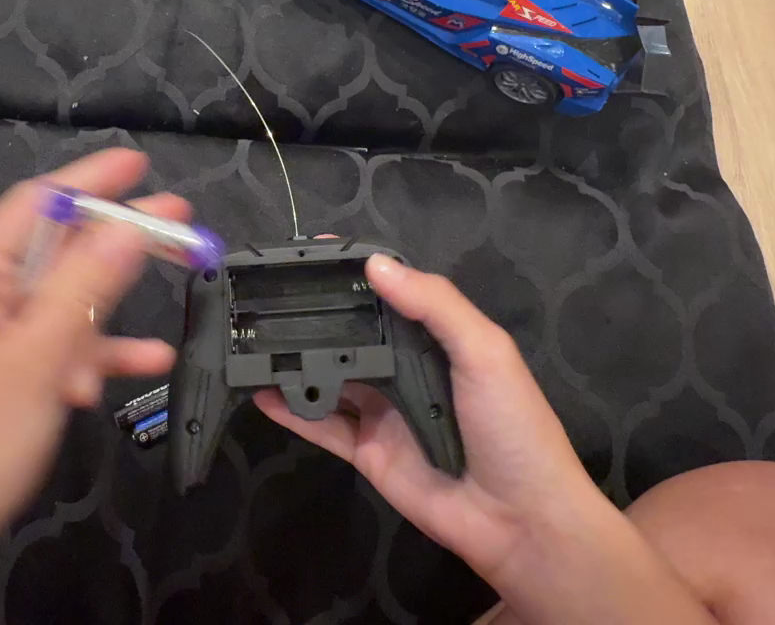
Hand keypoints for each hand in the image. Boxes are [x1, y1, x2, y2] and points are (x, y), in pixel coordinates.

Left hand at [0, 149, 182, 624]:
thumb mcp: (35, 361)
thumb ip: (86, 287)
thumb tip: (129, 227)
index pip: (38, 203)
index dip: (92, 179)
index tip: (139, 164)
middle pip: (55, 248)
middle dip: (117, 238)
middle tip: (176, 222)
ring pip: (59, 299)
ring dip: (111, 301)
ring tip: (175, 279)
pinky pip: (52, 346)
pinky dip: (93, 351)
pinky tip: (143, 360)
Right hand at [256, 254, 713, 624]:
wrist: (522, 521)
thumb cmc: (510, 424)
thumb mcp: (486, 352)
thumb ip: (434, 304)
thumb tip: (375, 263)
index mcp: (434, 336)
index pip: (387, 292)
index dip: (353, 270)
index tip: (309, 253)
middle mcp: (403, 366)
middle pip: (351, 332)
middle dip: (313, 312)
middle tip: (265, 293)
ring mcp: (381, 409)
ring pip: (329, 375)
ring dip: (295, 357)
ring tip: (253, 335)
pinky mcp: (365, 450)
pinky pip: (321, 425)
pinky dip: (289, 409)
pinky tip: (259, 390)